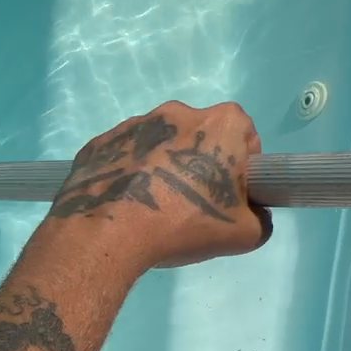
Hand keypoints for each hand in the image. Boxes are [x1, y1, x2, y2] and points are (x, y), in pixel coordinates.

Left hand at [45, 100, 271, 271]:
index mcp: (220, 123)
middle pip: (192, 137)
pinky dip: (118, 173)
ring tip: (143, 202)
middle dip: (192, 161)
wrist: (103, 237)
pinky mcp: (92, 147)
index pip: (241, 136)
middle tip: (183, 199)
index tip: (226, 189)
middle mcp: (173, 114)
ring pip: (151, 144)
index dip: (239, 163)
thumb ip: (258, 216)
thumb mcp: (245, 233)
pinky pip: (114, 157)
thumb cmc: (181, 227)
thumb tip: (247, 214)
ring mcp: (127, 128)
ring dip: (152, 165)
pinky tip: (115, 201)